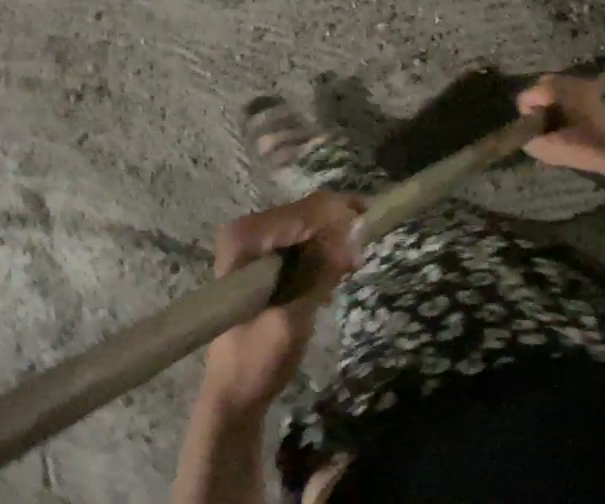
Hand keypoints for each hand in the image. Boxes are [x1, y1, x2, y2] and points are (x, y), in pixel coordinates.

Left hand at [200, 192, 365, 416]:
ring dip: (331, 242)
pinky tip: (332, 277)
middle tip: (360, 258)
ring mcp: (250, 242)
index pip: (304, 212)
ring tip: (350, 268)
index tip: (373, 223)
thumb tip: (354, 228)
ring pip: (305, 225)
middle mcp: (245, 230)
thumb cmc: (258, 360)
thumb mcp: (295, 316)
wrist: (232, 393)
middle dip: (338, 229)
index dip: (341, 215)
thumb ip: (322, 270)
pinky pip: (298, 241)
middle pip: (305, 213)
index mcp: (246, 239)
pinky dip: (319, 254)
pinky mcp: (258, 256)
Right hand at [518, 74, 604, 174]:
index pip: (526, 96)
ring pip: (556, 86)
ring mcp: (584, 85)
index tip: (535, 130)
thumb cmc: (578, 149)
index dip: (526, 114)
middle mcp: (569, 80)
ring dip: (551, 101)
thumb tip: (524, 132)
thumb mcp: (544, 149)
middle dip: (538, 103)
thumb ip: (526, 138)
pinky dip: (565, 102)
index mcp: (556, 89)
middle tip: (542, 123)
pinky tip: (569, 120)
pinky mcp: (594, 93)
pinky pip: (571, 92)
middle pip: (541, 85)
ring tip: (555, 122)